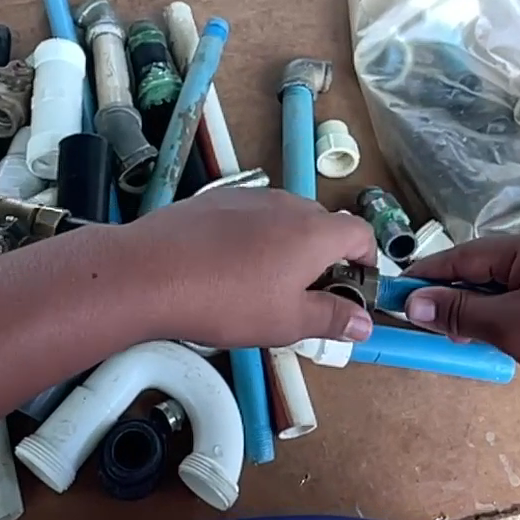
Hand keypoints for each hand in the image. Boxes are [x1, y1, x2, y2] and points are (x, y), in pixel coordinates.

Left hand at [102, 187, 376, 349]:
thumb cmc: (225, 300)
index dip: (367, 260)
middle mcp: (288, 205)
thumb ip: (332, 317)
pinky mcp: (217, 200)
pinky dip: (255, 237)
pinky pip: (251, 216)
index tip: (357, 286)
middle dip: (326, 258)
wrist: (152, 272)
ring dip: (289, 247)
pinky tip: (230, 268)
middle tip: (309, 296)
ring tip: (265, 284)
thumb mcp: (287, 322)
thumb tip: (364, 321)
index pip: (361, 233)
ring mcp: (250, 197)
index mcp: (315, 232)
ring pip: (286, 220)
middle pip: (324, 226)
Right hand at [403, 233, 519, 438]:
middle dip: (456, 293)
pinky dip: (510, 314)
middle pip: (489, 268)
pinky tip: (504, 336)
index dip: (430, 274)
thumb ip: (459, 312)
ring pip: (512, 285)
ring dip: (483, 307)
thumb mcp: (509, 327)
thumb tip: (413, 302)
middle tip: (429, 321)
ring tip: (461, 334)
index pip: (466, 255)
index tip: (398, 291)